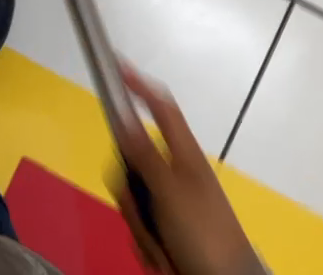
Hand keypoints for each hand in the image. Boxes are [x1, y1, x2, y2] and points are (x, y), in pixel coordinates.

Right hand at [113, 66, 265, 274]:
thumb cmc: (206, 234)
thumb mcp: (170, 192)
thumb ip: (143, 154)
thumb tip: (122, 115)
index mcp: (183, 153)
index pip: (160, 106)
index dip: (140, 85)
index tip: (117, 66)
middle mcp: (175, 172)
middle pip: (133, 159)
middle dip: (130, 191)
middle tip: (142, 212)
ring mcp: (172, 201)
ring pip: (134, 196)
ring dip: (141, 225)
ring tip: (161, 246)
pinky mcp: (169, 227)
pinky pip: (141, 224)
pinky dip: (148, 243)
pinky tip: (165, 257)